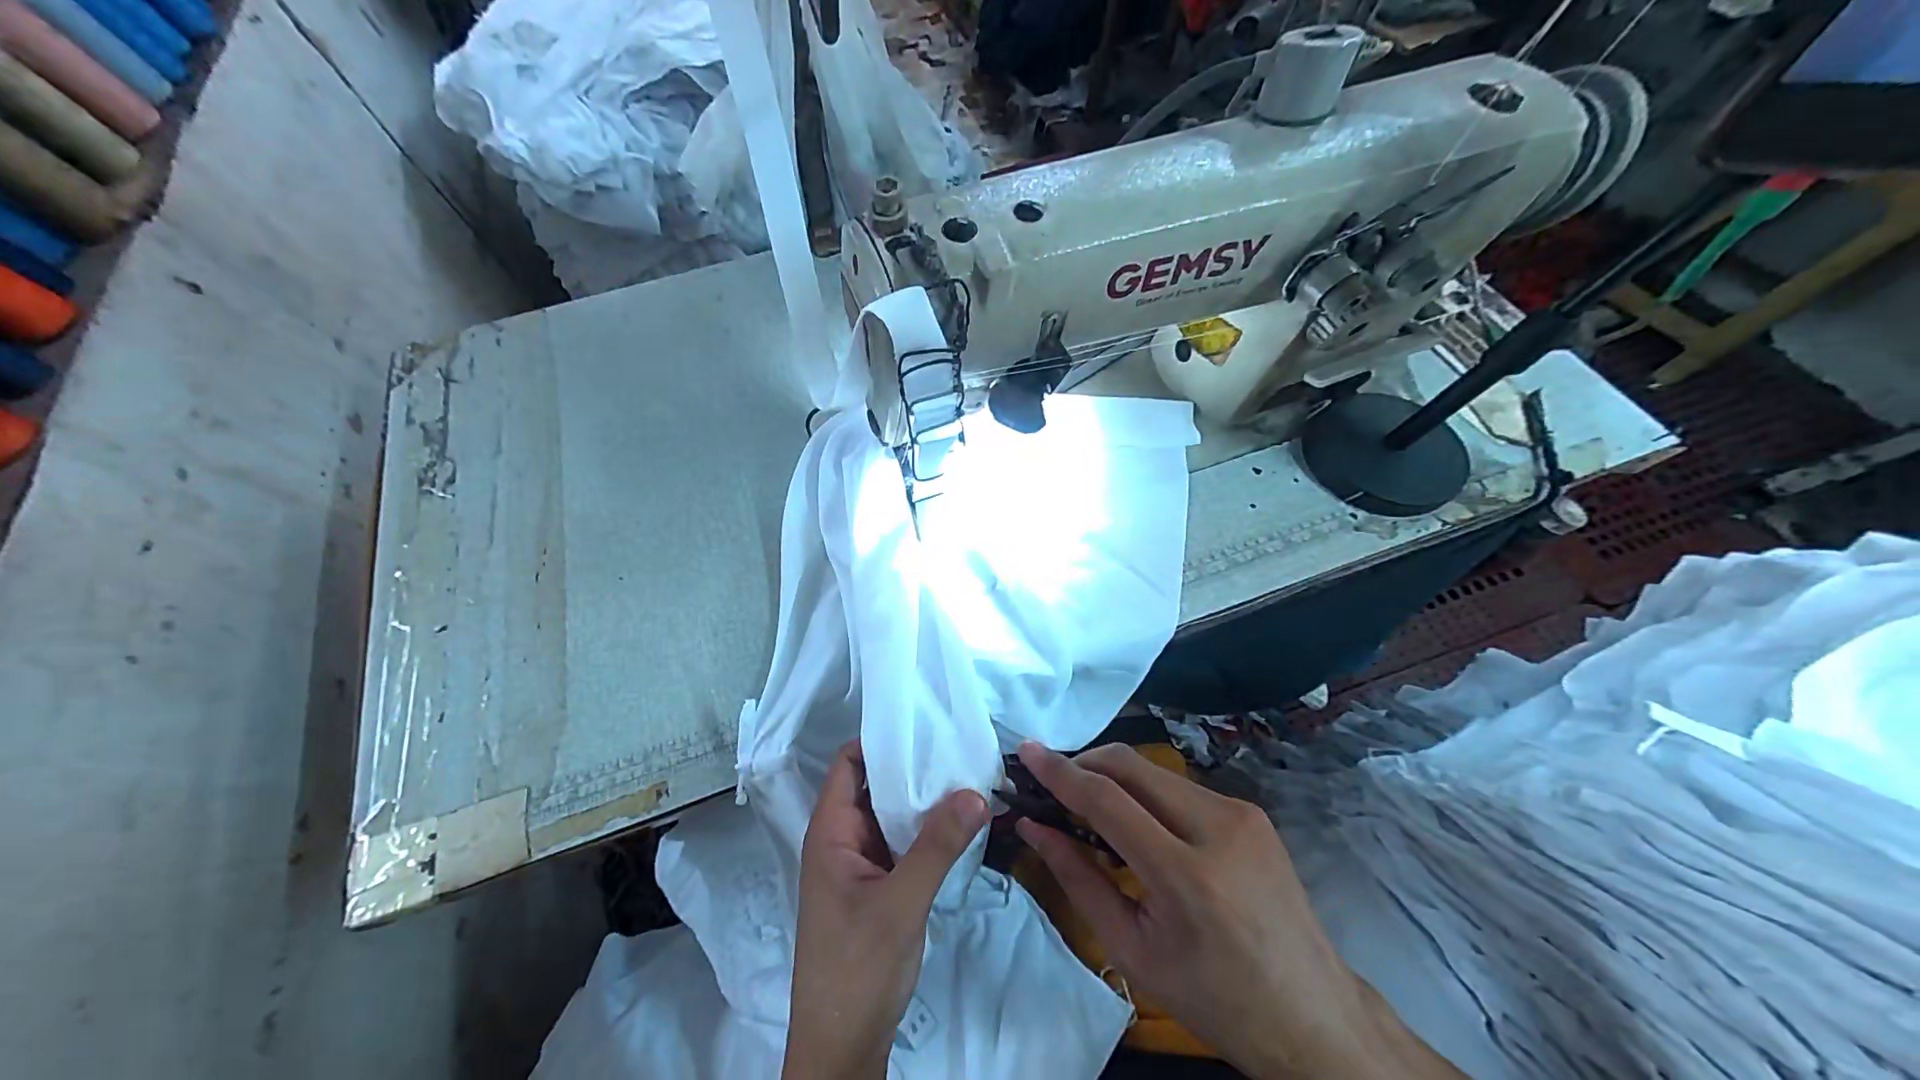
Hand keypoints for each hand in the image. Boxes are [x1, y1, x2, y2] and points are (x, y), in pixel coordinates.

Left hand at [783, 742, 989, 1079]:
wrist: (843, 1045)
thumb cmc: (858, 967)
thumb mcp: (901, 903)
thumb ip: (938, 846)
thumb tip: (977, 791)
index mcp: (830, 833)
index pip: (848, 765)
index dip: (880, 740)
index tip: (924, 724)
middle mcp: (842, 841)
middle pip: (873, 786)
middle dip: (912, 768)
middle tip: (960, 747)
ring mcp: (860, 866)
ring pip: (891, 816)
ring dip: (923, 801)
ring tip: (968, 776)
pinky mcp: (878, 888)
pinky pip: (901, 844)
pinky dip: (926, 831)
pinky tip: (960, 824)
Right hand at [1013, 742, 1463, 1079]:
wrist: (1310, 1012)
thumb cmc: (1211, 995)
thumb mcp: (1131, 948)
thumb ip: (1077, 878)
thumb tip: (1033, 826)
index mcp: (1186, 876)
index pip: (1107, 799)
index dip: (1060, 771)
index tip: (1027, 753)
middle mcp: (1218, 827)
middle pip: (1131, 765)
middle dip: (1084, 763)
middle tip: (1052, 782)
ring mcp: (1242, 813)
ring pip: (1155, 771)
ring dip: (1114, 778)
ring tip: (1090, 807)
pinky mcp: (1252, 811)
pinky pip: (1181, 787)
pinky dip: (1147, 793)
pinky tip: (1138, 823)